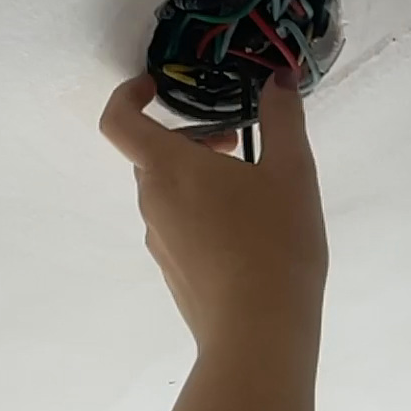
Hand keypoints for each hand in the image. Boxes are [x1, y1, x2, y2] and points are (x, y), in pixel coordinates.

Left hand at [100, 72, 327, 358]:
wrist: (260, 332)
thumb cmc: (275, 241)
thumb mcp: (291, 171)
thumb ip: (282, 118)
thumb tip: (278, 78)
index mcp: (168, 169)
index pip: (118, 120)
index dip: (128, 94)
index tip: (157, 87)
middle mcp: (152, 202)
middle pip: (152, 155)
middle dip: (190, 139)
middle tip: (237, 145)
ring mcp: (158, 240)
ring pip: (168, 192)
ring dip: (198, 177)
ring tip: (253, 192)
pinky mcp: (172, 271)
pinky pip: (178, 225)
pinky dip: (201, 211)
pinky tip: (247, 234)